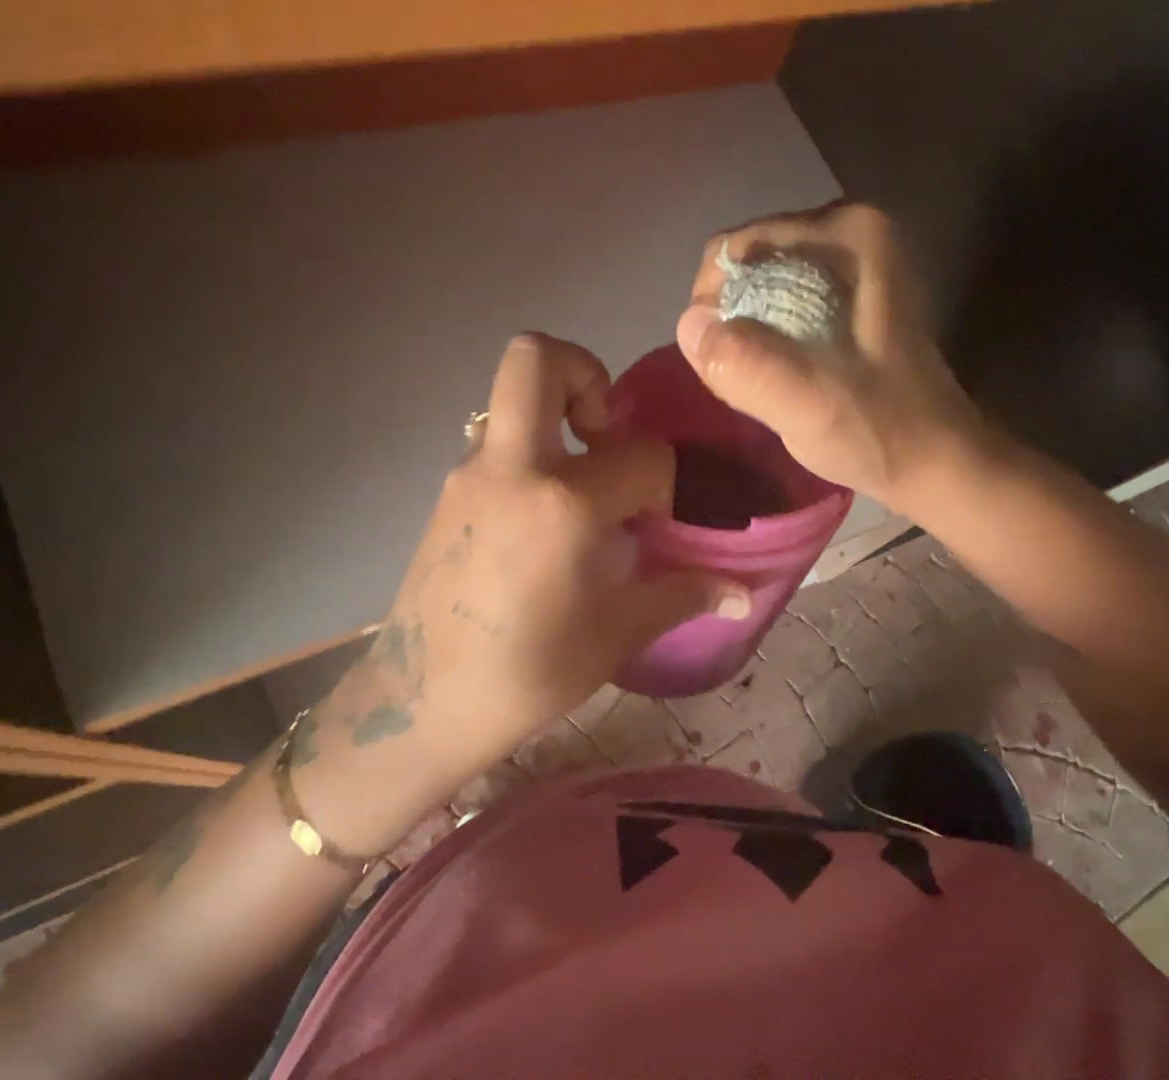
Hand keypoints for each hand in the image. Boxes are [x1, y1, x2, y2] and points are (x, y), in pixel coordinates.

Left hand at [373, 333, 749, 768]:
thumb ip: (681, 595)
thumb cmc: (529, 673)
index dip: (666, 480)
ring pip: (510, 401)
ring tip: (584, 486)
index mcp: (562, 503)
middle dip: (585, 372)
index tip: (660, 521)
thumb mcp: (615, 634)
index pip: (640, 453)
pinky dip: (530, 455)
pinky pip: (495, 444)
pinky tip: (547, 521)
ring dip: (555, 418)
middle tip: (608, 435)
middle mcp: (511, 468)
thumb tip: (743, 593)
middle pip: (536, 359)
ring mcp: (468, 475)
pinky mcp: (446, 494)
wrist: (424, 703)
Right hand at [675, 203, 983, 509]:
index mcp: (848, 234)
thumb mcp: (806, 402)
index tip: (713, 361)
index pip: (735, 249)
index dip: (709, 304)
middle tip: (734, 379)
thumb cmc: (879, 431)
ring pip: (763, 289)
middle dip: (727, 321)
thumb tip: (689, 325)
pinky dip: (767, 341)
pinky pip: (784, 307)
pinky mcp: (853, 300)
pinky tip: (775, 382)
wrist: (938, 464)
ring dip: (744, 336)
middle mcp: (852, 233)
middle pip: (749, 266)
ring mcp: (855, 266)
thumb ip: (744, 362)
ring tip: (752, 385)